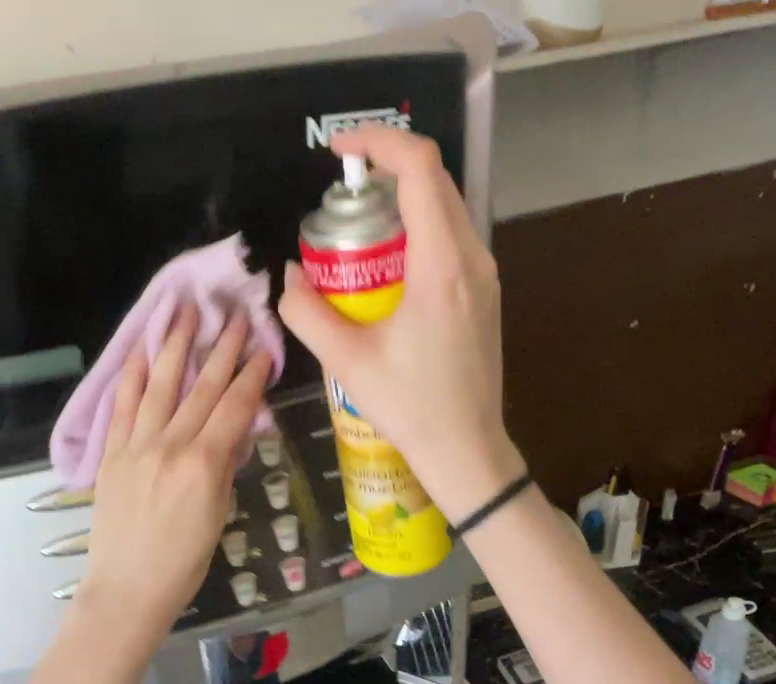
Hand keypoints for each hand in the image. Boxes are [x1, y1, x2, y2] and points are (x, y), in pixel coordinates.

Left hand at [80, 305, 270, 634]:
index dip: (251, 375)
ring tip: (185, 313)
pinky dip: (132, 377)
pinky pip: (122, 406)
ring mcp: (136, 445)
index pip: (234, 407)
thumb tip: (236, 431)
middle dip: (221, 348)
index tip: (263, 347)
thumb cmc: (183, 564)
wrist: (127, 589)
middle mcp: (170, 444)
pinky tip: (142, 352)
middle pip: (201, 388)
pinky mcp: (111, 454)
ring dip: (175, 346)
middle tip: (233, 315)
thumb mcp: (218, 515)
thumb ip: (225, 467)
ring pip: (160, 386)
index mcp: (204, 463)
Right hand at [278, 126, 525, 521]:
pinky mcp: (484, 293)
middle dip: (383, 173)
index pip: (418, 167)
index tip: (338, 151)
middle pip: (433, 180)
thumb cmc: (410, 407)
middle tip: (338, 200)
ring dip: (398, 203)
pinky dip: (414, 232)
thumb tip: (290, 275)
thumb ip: (306, 311)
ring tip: (354, 235)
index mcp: (442, 263)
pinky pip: (449, 238)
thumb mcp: (345, 361)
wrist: (467, 449)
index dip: (377, 142)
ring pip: (444, 208)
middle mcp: (472, 256)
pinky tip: (383, 270)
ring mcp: (485, 274)